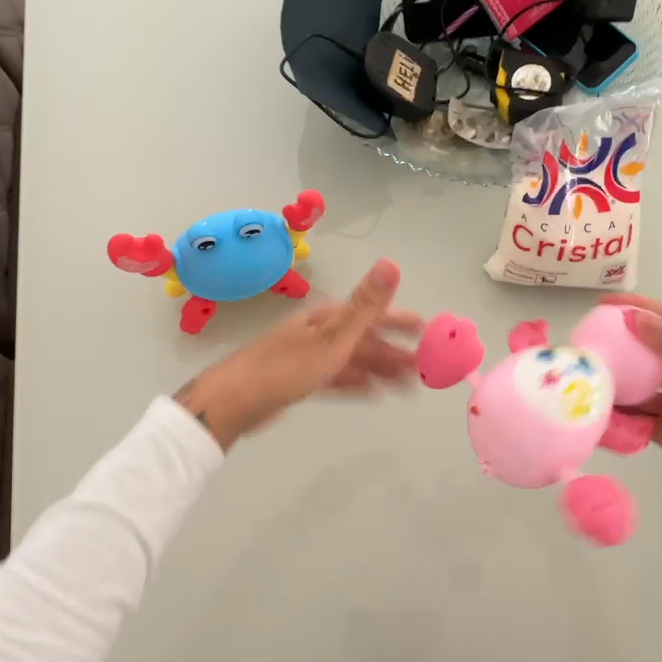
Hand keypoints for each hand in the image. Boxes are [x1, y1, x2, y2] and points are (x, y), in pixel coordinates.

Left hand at [175, 260, 419, 447]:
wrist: (236, 399)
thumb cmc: (288, 367)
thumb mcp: (333, 337)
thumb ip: (365, 305)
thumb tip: (391, 262)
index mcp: (329, 317)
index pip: (373, 313)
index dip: (400, 320)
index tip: (426, 331)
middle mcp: (320, 330)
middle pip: (365, 337)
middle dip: (394, 350)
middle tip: (423, 369)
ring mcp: (309, 354)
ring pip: (353, 358)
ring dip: (380, 368)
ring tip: (405, 386)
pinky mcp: (300, 378)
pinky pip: (337, 376)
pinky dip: (356, 381)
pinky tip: (370, 392)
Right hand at [603, 294, 661, 520]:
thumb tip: (636, 318)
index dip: (636, 308)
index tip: (602, 305)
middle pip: (645, 355)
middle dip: (617, 350)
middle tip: (584, 349)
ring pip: (637, 390)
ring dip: (614, 388)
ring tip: (584, 385)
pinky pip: (636, 421)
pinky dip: (618, 420)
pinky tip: (597, 419)